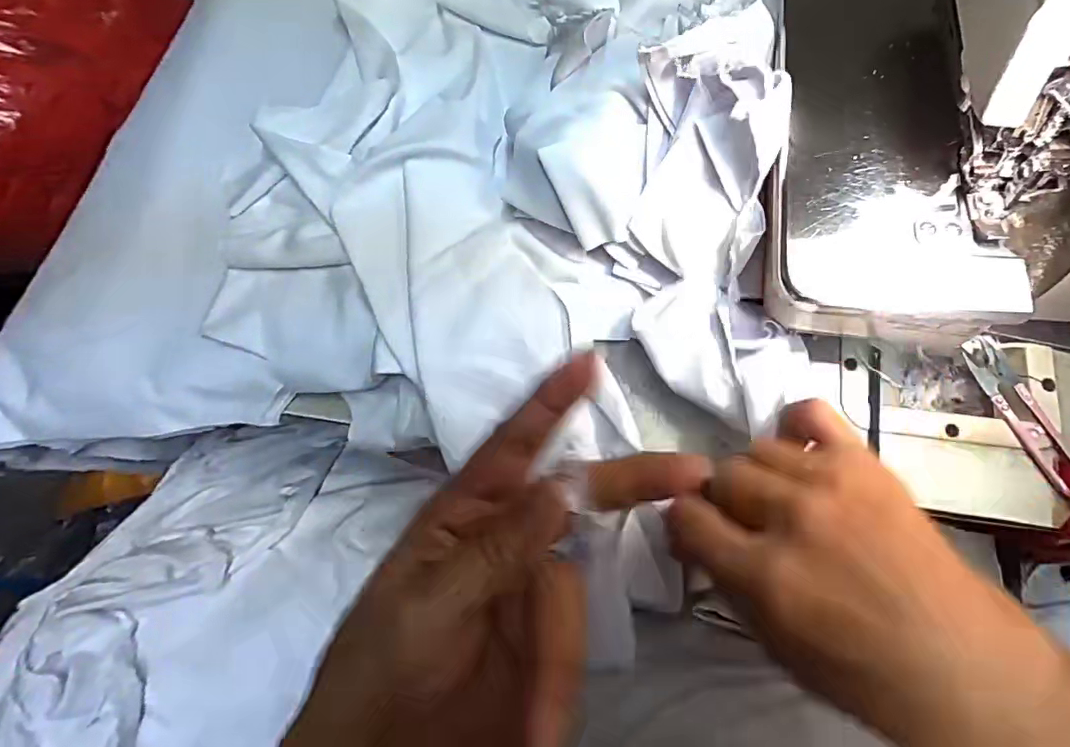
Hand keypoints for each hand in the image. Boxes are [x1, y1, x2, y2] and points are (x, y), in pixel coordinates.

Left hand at [286, 353, 709, 746]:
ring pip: (576, 584)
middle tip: (689, 472)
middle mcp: (506, 535)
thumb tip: (563, 483)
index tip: (590, 360)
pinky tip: (528, 725)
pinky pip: (574, 637)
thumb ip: (499, 545)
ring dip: (554, 652)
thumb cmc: (380, 673)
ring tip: (523, 716)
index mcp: (465, 512)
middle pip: (578, 492)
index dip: (553, 400)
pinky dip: (558, 677)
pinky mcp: (546, 636)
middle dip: (631, 480)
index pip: (515, 444)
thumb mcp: (428, 605)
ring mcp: (529, 586)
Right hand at [667, 400, 1065, 746]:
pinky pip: (809, 411)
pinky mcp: (862, 458)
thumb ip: (728, 583)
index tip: (694, 529)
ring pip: (757, 447)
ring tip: (779, 496)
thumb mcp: (777, 645)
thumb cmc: (861, 667)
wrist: (955, 655)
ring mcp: (829, 479)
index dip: (683, 523)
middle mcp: (792, 516)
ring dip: (758, 474)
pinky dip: (794, 426)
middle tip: (745, 521)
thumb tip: (694, 537)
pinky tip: (801, 453)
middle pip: (723, 475)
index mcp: (767, 576)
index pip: (688, 518)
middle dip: (723, 499)